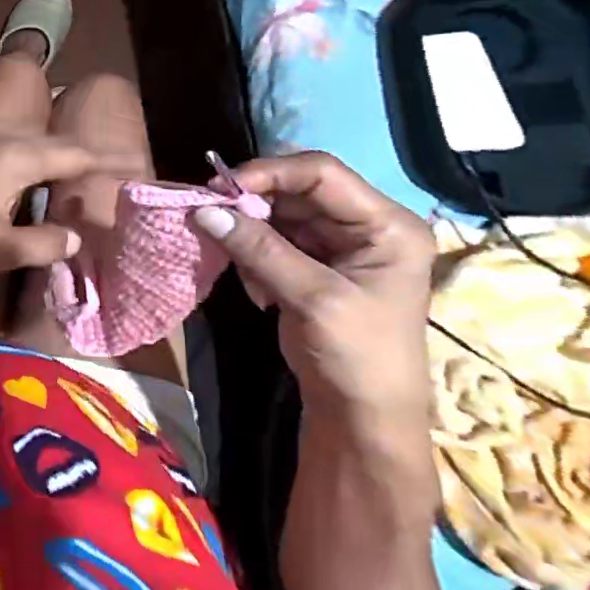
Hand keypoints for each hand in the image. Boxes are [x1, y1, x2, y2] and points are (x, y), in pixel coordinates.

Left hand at [0, 137, 133, 275]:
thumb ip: (43, 243)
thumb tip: (75, 237)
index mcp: (18, 158)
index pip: (74, 153)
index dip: (104, 161)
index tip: (131, 168)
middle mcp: (1, 140)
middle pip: (53, 143)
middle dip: (82, 156)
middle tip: (108, 172)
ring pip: (28, 142)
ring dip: (53, 155)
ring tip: (72, 175)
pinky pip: (8, 147)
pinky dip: (29, 159)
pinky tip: (24, 177)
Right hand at [191, 152, 434, 419]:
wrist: (362, 417)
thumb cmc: (357, 356)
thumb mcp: (312, 298)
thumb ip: (259, 249)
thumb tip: (203, 209)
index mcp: (386, 225)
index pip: (322, 173)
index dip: (269, 173)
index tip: (220, 188)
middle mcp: (364, 225)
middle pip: (296, 190)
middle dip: (252, 203)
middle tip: (210, 215)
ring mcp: (338, 244)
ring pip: (278, 214)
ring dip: (249, 232)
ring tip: (242, 270)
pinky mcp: (313, 263)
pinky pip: (271, 239)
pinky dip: (252, 254)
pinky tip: (256, 288)